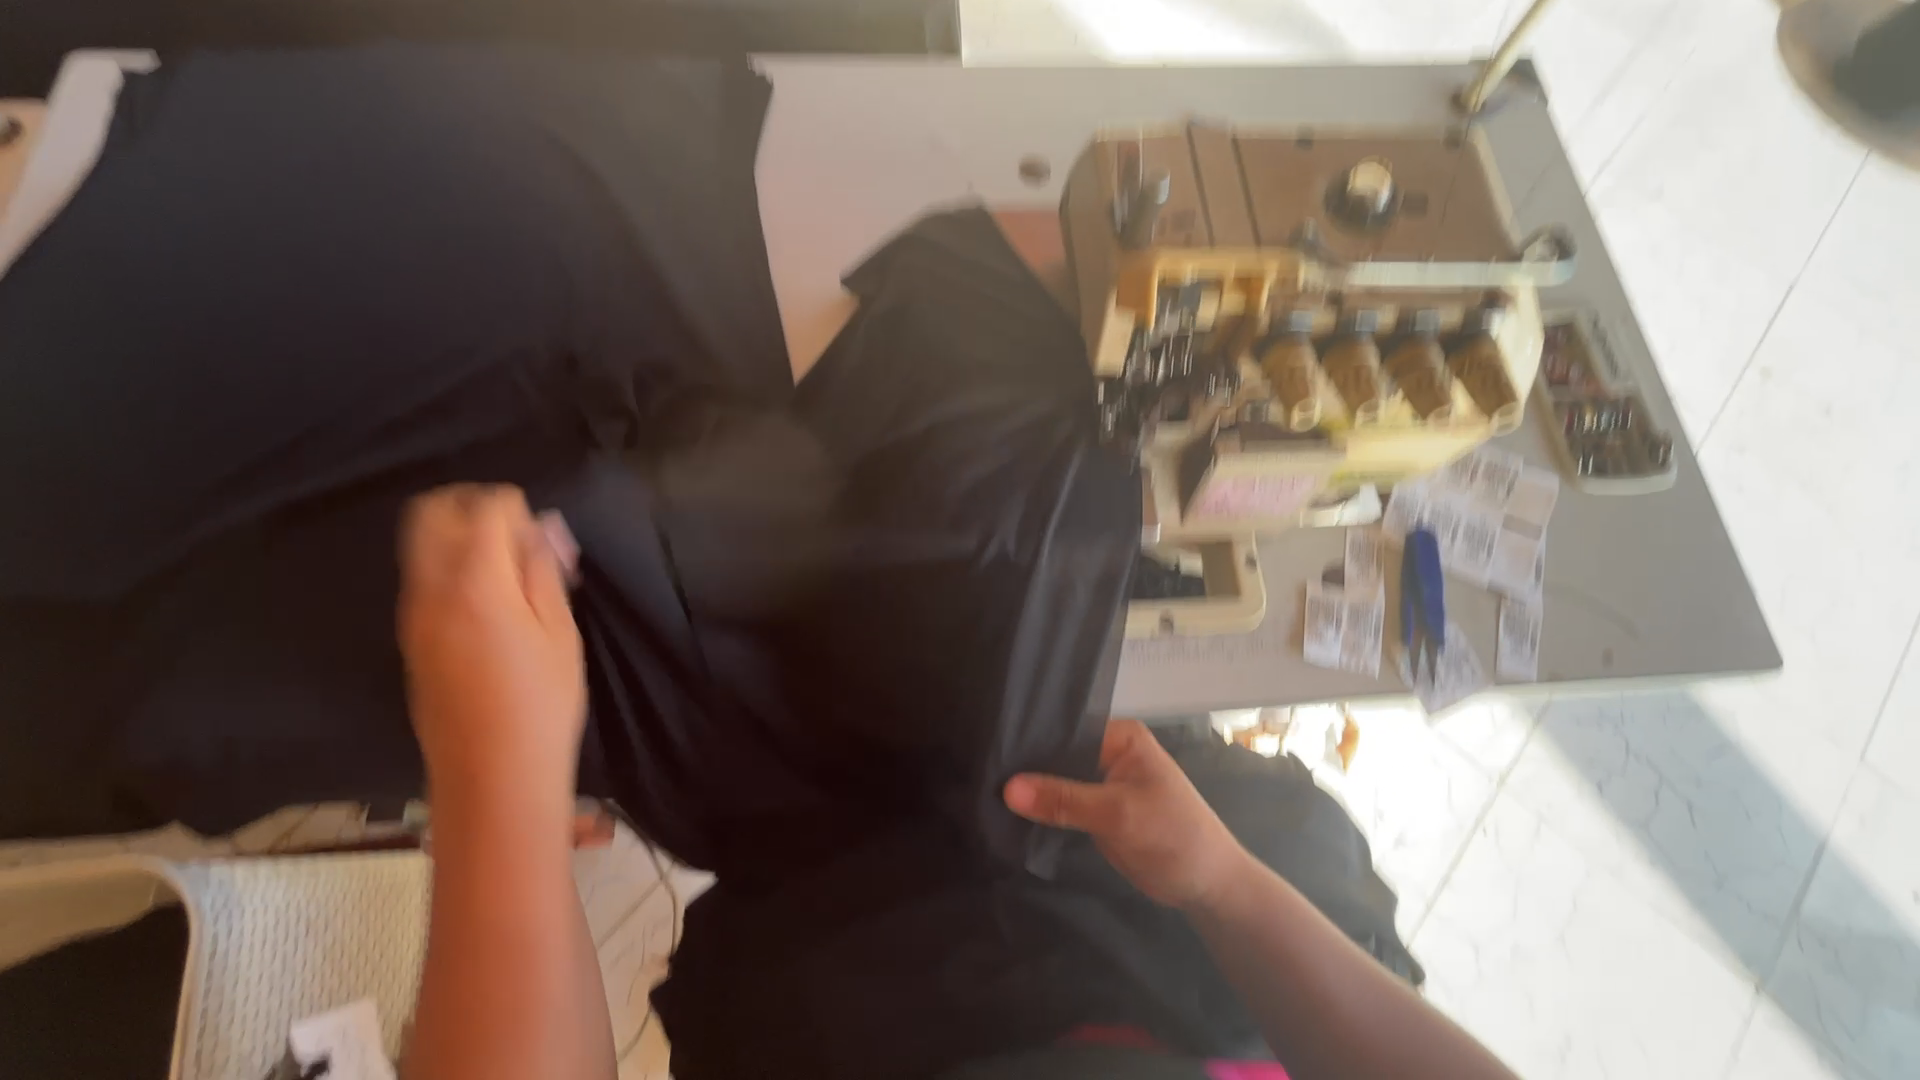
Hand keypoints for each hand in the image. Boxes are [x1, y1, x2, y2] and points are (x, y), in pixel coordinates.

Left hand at [398, 485, 584, 808]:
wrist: (491, 775)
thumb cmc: (542, 703)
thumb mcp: (560, 632)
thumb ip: (544, 572)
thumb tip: (539, 530)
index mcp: (476, 582)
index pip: (484, 509)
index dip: (515, 506)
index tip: (542, 530)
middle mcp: (430, 589)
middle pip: (430, 514)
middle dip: (472, 506)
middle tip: (516, 531)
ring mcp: (412, 615)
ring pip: (420, 545)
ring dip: (460, 536)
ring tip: (510, 568)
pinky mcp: (410, 639)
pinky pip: (422, 579)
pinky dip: (451, 567)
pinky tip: (492, 600)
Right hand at [1004, 719, 1252, 909]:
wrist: (1207, 886)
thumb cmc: (1174, 836)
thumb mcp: (1118, 815)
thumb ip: (1064, 800)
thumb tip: (1007, 788)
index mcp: (1120, 735)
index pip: (1064, 728)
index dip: (1030, 737)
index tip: (988, 743)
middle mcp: (1108, 751)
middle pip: (1057, 753)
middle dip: (1025, 765)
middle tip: (978, 768)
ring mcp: (1101, 782)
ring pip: (1055, 780)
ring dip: (1030, 789)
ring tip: (981, 787)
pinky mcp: (1095, 810)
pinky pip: (1060, 804)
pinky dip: (1041, 809)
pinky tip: (1004, 810)